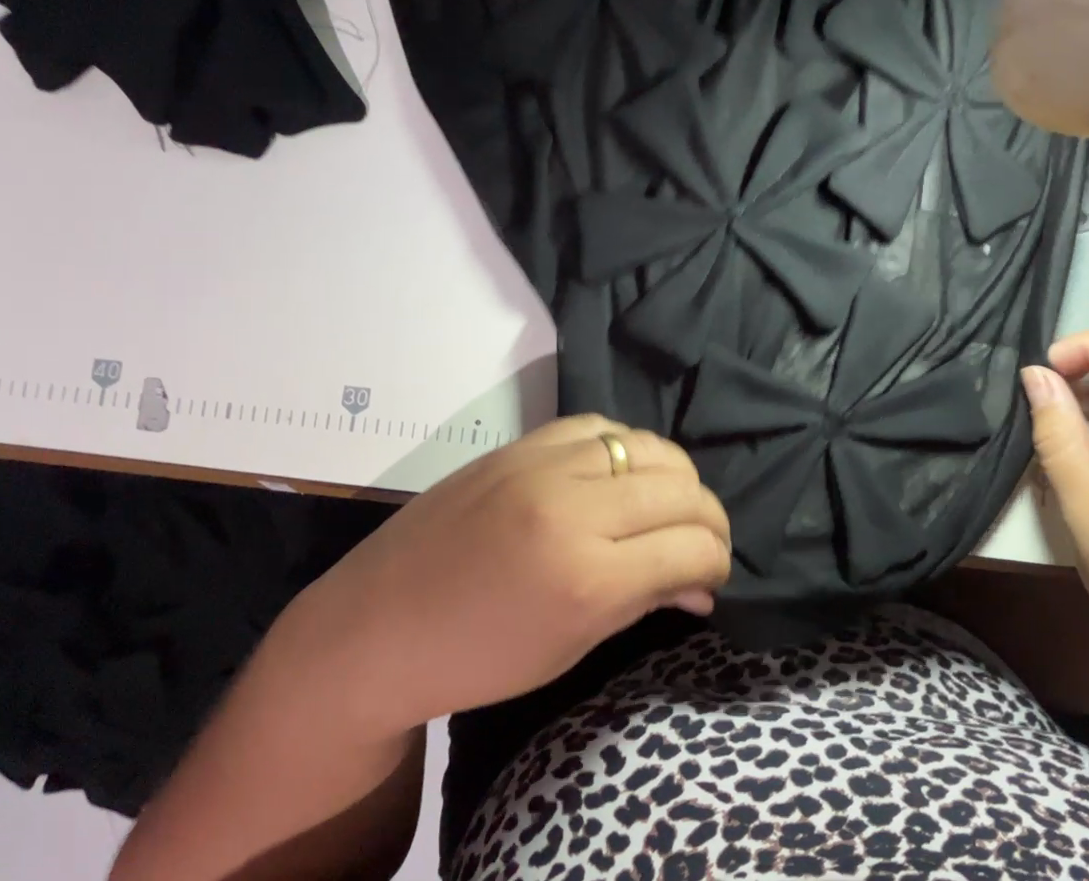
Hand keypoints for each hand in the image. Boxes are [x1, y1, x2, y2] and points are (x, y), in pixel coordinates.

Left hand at [282, 415, 731, 731]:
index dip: (716, 566)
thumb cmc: (476, 662)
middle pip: (683, 490)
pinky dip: (626, 450)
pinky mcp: (517, 446)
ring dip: (676, 480)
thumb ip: (644, 601)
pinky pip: (599, 428)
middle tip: (700, 548)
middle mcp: (573, 508)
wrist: (372, 630)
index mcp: (588, 578)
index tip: (709, 580)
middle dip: (709, 523)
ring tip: (668, 509)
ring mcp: (542, 466)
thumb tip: (701, 583)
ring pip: (650, 447)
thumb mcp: (571, 646)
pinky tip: (621, 476)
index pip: (693, 549)